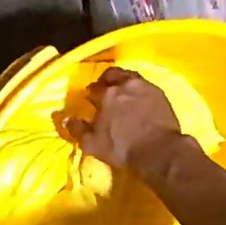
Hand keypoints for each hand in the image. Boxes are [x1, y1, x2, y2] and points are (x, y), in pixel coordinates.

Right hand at [65, 66, 193, 175]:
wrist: (157, 150)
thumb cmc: (121, 148)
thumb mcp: (93, 143)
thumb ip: (78, 130)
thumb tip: (65, 119)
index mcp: (106, 95)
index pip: (94, 88)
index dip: (90, 93)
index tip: (90, 99)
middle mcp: (124, 85)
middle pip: (112, 74)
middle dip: (106, 80)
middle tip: (104, 89)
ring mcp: (144, 87)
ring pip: (130, 76)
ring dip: (123, 80)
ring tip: (122, 91)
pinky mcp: (159, 93)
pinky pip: (145, 84)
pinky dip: (138, 88)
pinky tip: (138, 97)